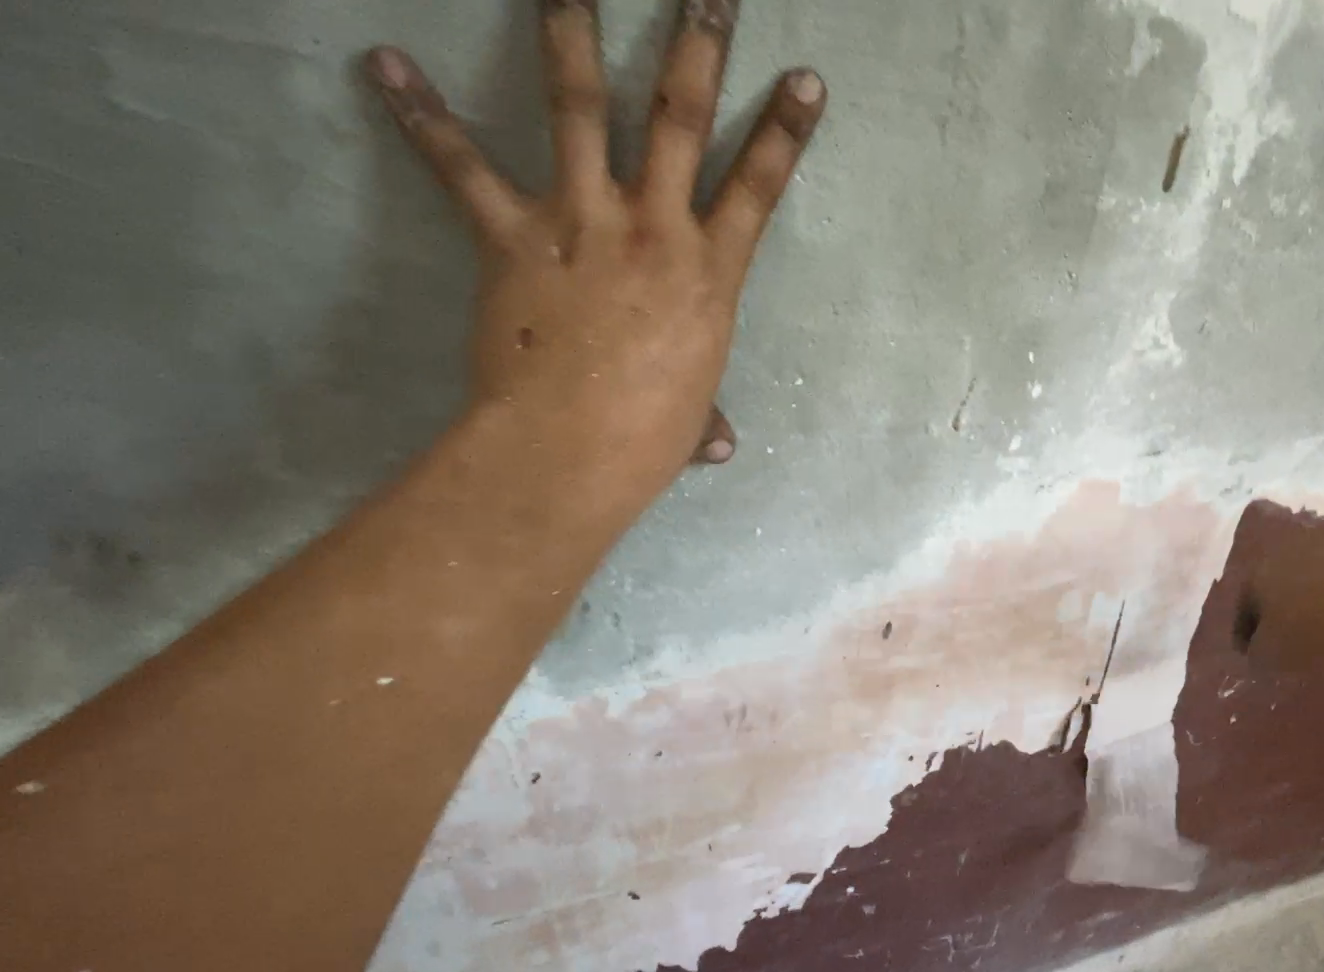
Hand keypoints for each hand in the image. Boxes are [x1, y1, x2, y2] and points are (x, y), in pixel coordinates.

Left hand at [363, 0, 824, 482]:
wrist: (573, 445)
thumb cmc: (648, 437)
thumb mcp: (689, 418)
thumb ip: (704, 415)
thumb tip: (717, 445)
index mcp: (711, 273)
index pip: (760, 186)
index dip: (786, 131)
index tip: (804, 79)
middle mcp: (655, 228)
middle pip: (682, 119)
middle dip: (698, 47)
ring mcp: (584, 222)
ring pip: (582, 110)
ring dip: (574, 36)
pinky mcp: (513, 235)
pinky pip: (464, 168)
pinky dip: (424, 117)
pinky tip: (386, 63)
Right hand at [1234, 513, 1323, 708]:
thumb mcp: (1279, 660)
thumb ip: (1263, 644)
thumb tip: (1263, 643)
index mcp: (1272, 560)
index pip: (1248, 590)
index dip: (1247, 624)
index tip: (1251, 654)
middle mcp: (1314, 541)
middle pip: (1289, 573)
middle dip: (1285, 604)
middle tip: (1287, 642)